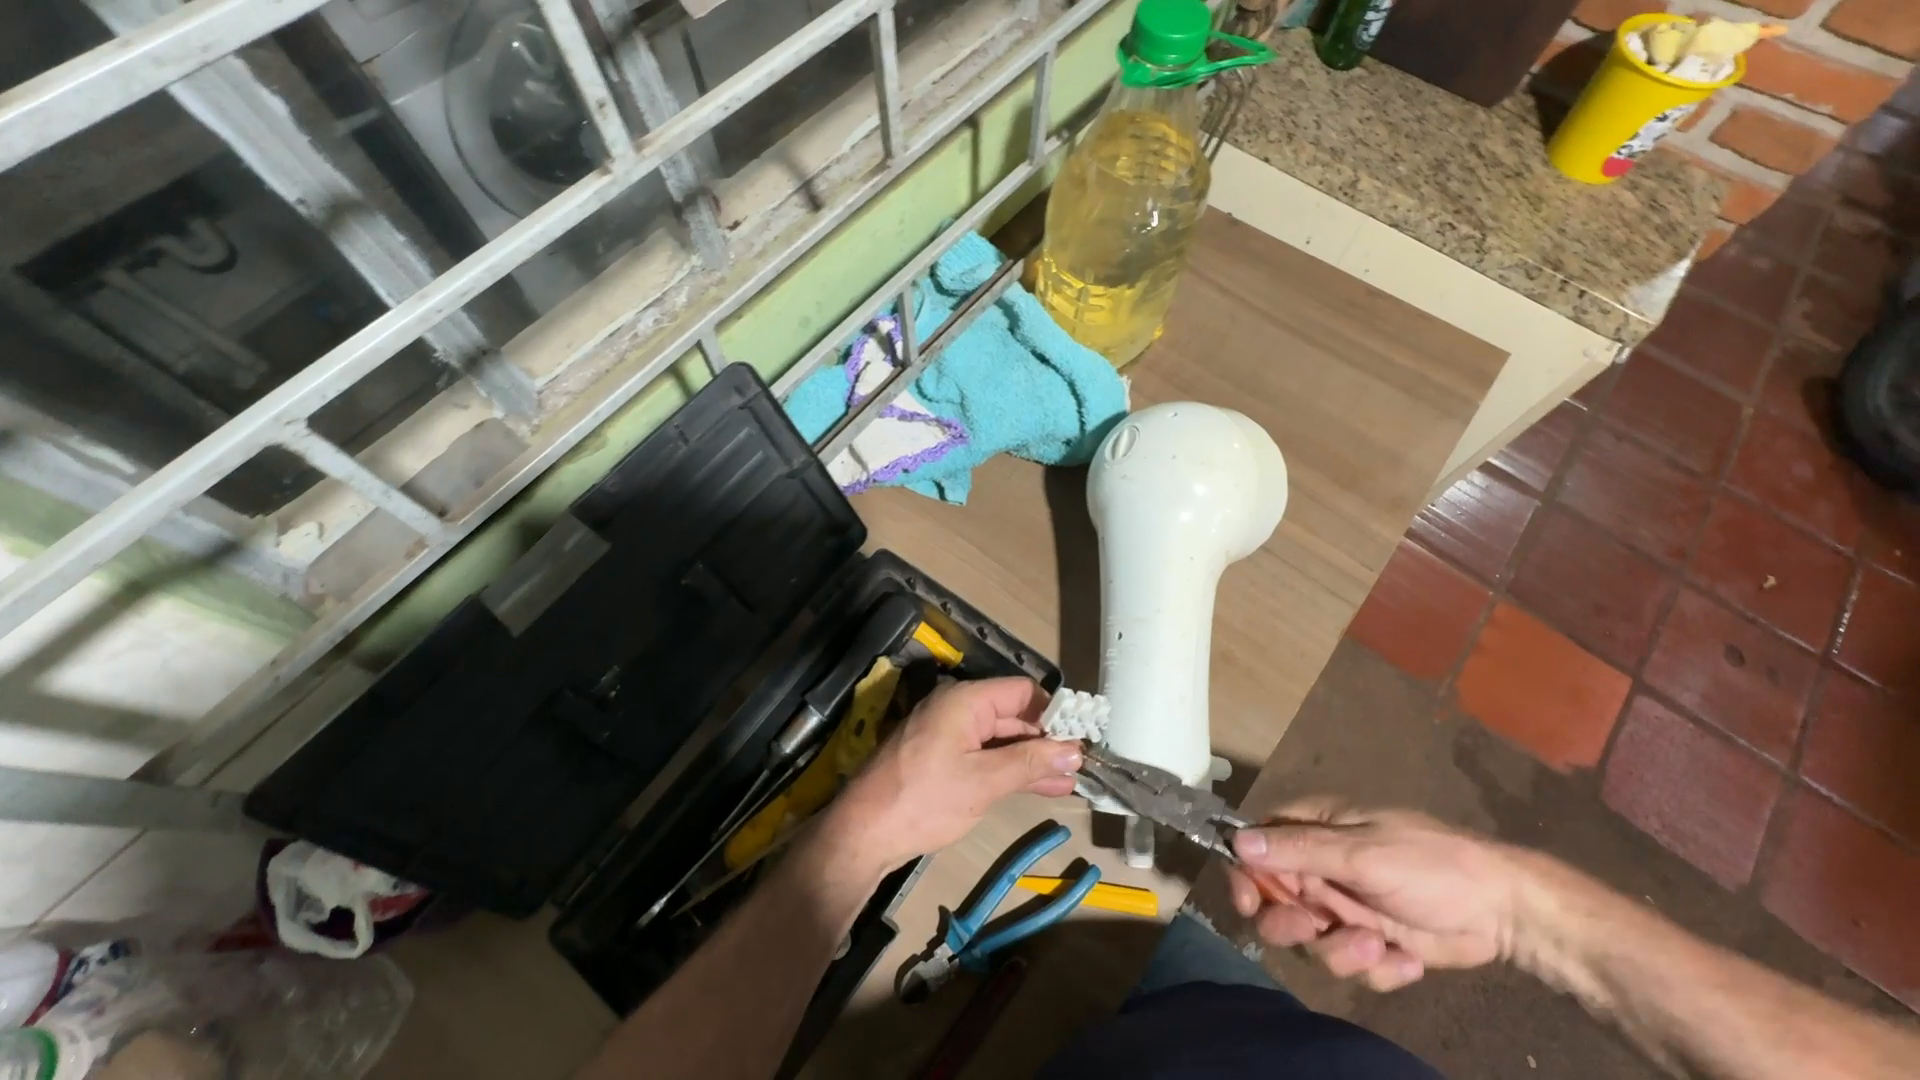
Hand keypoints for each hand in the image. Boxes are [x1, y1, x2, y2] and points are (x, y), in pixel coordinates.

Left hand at [815, 678, 1082, 876]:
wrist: (865, 833)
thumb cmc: (924, 800)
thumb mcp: (984, 781)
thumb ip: (1031, 762)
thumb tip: (1074, 752)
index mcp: (965, 702)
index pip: (1022, 692)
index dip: (1055, 710)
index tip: (1084, 734)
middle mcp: (957, 710)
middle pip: (1013, 715)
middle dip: (1047, 739)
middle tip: (1084, 762)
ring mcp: (949, 736)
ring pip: (1001, 740)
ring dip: (1033, 759)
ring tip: (1072, 779)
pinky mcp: (943, 761)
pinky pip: (986, 757)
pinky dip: (1011, 770)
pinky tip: (1043, 786)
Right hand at [1225, 799, 1528, 991]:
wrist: (1506, 914)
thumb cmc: (1433, 865)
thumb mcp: (1364, 854)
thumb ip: (1301, 849)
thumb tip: (1237, 841)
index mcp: (1317, 831)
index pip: (1258, 846)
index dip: (1245, 874)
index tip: (1249, 903)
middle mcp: (1323, 869)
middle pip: (1274, 901)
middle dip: (1291, 922)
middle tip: (1313, 927)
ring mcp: (1346, 908)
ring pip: (1310, 941)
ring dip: (1342, 951)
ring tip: (1377, 946)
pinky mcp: (1371, 944)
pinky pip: (1349, 965)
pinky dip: (1377, 968)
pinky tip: (1407, 959)